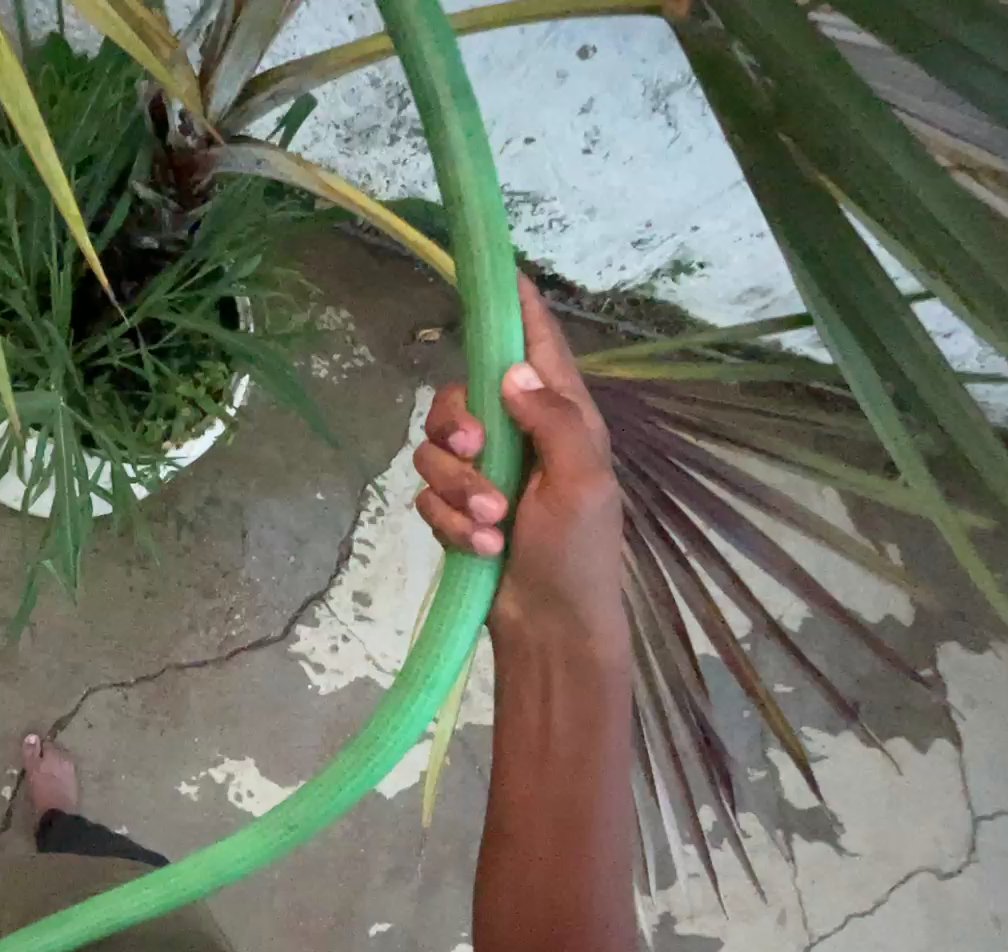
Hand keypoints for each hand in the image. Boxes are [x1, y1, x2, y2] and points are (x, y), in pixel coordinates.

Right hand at [413, 278, 623, 642]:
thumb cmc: (579, 553)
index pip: (536, 348)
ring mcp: (480, 475)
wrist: (547, 623)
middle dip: (456, 430)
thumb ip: (551, 421)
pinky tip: (478, 546)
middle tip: (474, 453)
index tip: (502, 272)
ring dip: (458, 492)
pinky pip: (426, 497)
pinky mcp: (454, 509)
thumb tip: (510, 370)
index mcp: (558, 418)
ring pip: (432, 453)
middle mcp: (513, 437)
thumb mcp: (581, 481)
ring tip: (490, 527)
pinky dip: (449, 523)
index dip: (518, 310)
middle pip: (457, 400)